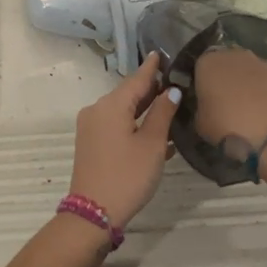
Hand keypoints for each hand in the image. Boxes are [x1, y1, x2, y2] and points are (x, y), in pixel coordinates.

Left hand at [70, 52, 181, 227]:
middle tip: (175, 82)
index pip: (136, 79)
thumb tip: (171, 92)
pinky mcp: (91, 144)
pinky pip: (117, 126)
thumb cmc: (127, 175)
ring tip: (171, 107)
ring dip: (145, 111)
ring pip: (123, 112)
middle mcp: (97, 111)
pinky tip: (157, 135)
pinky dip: (135, 127)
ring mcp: (91, 128)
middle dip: (151, 90)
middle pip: (128, 94)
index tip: (162, 53)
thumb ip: (162, 114)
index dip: (152, 68)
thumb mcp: (152, 144)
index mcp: (111, 105)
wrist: (94, 213)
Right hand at [192, 48, 266, 145]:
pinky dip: (262, 90)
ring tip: (245, 104)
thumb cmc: (226, 126)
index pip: (200, 66)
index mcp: (208, 62)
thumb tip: (208, 105)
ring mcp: (259, 63)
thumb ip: (202, 106)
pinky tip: (262, 108)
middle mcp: (233, 55)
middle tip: (223, 99)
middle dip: (224, 76)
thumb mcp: (200, 121)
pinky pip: (264, 80)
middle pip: (225, 62)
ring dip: (244, 81)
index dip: (202, 81)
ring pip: (246, 69)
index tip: (204, 96)